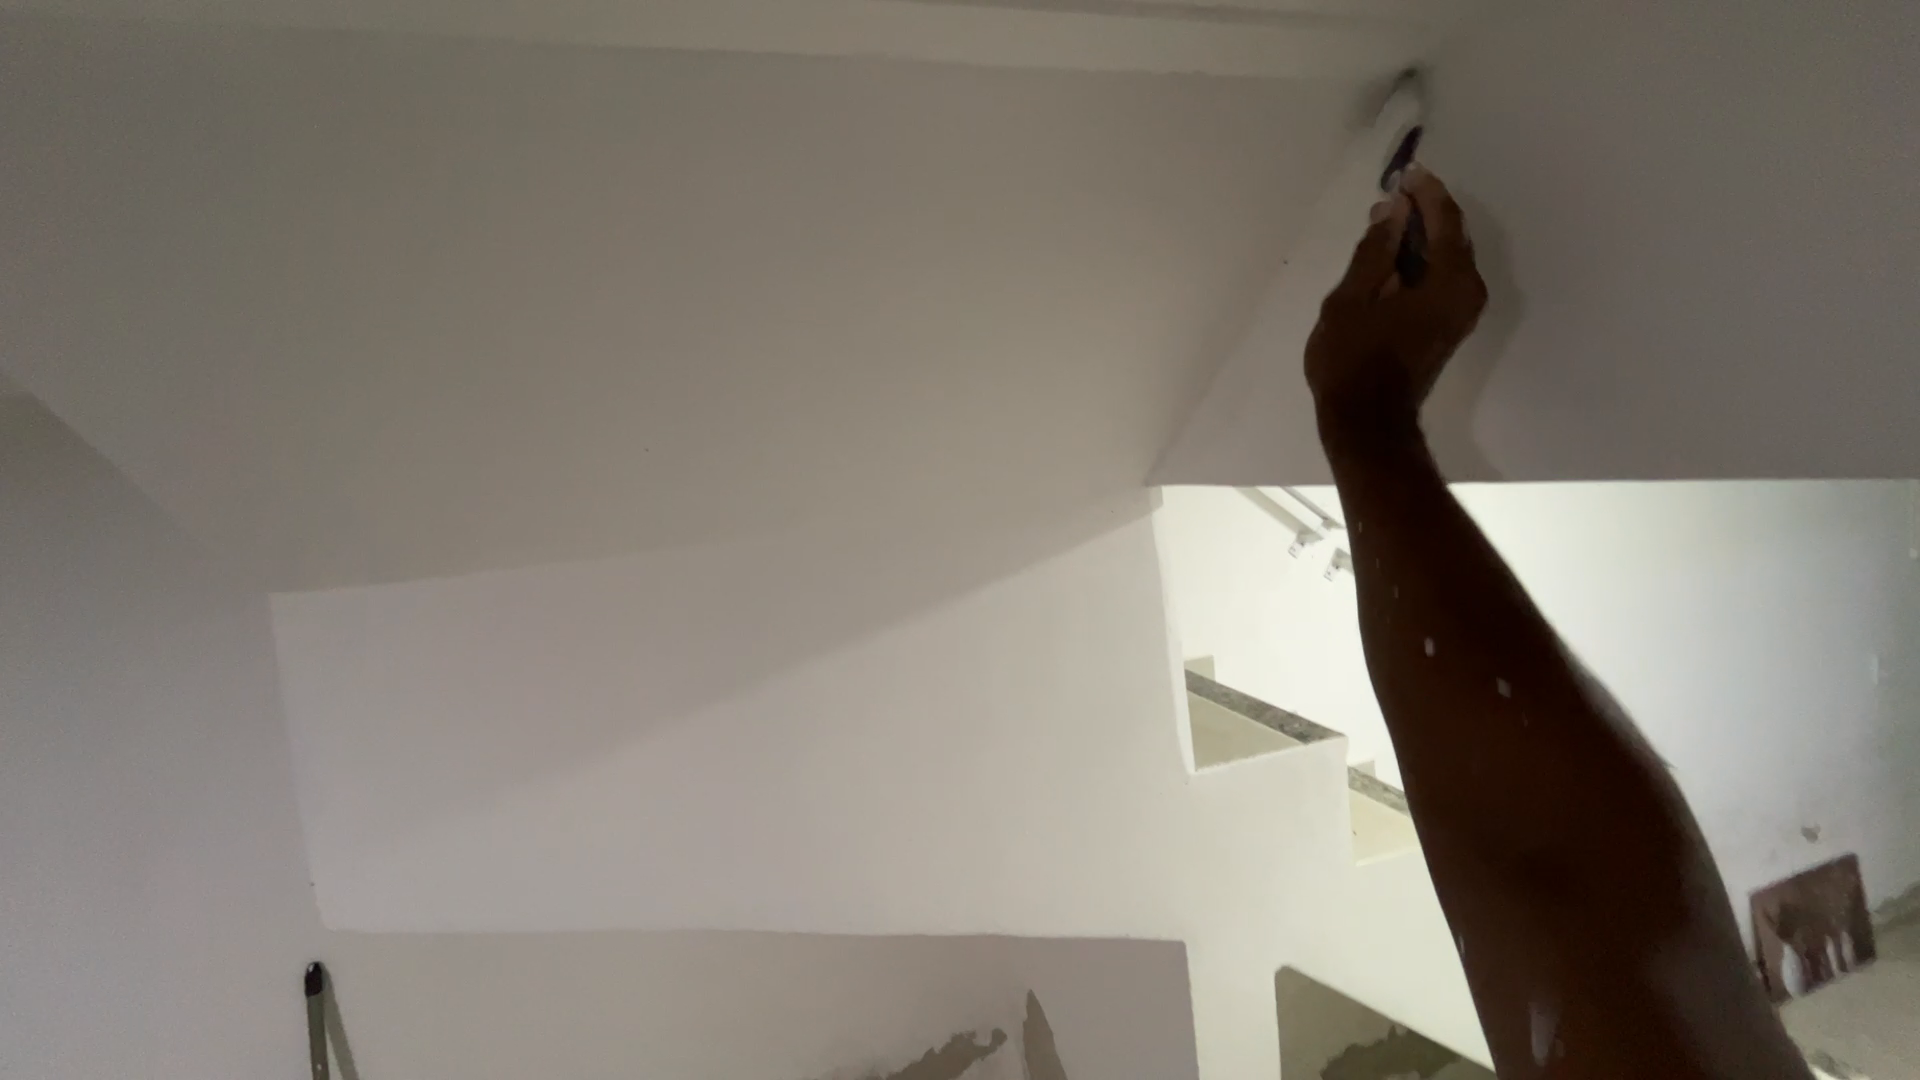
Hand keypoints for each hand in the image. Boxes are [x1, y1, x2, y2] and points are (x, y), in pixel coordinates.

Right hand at [1305, 165, 1487, 455]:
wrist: (1365, 420)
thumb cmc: (1351, 360)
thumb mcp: (1350, 301)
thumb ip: (1373, 253)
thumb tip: (1391, 212)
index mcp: (1449, 280)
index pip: (1444, 220)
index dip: (1424, 193)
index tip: (1404, 174)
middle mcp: (1467, 292)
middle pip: (1450, 238)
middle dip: (1423, 214)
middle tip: (1393, 197)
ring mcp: (1460, 313)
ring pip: (1444, 261)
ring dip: (1419, 241)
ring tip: (1387, 227)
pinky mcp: (1446, 328)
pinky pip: (1438, 282)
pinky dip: (1418, 265)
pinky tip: (1392, 264)